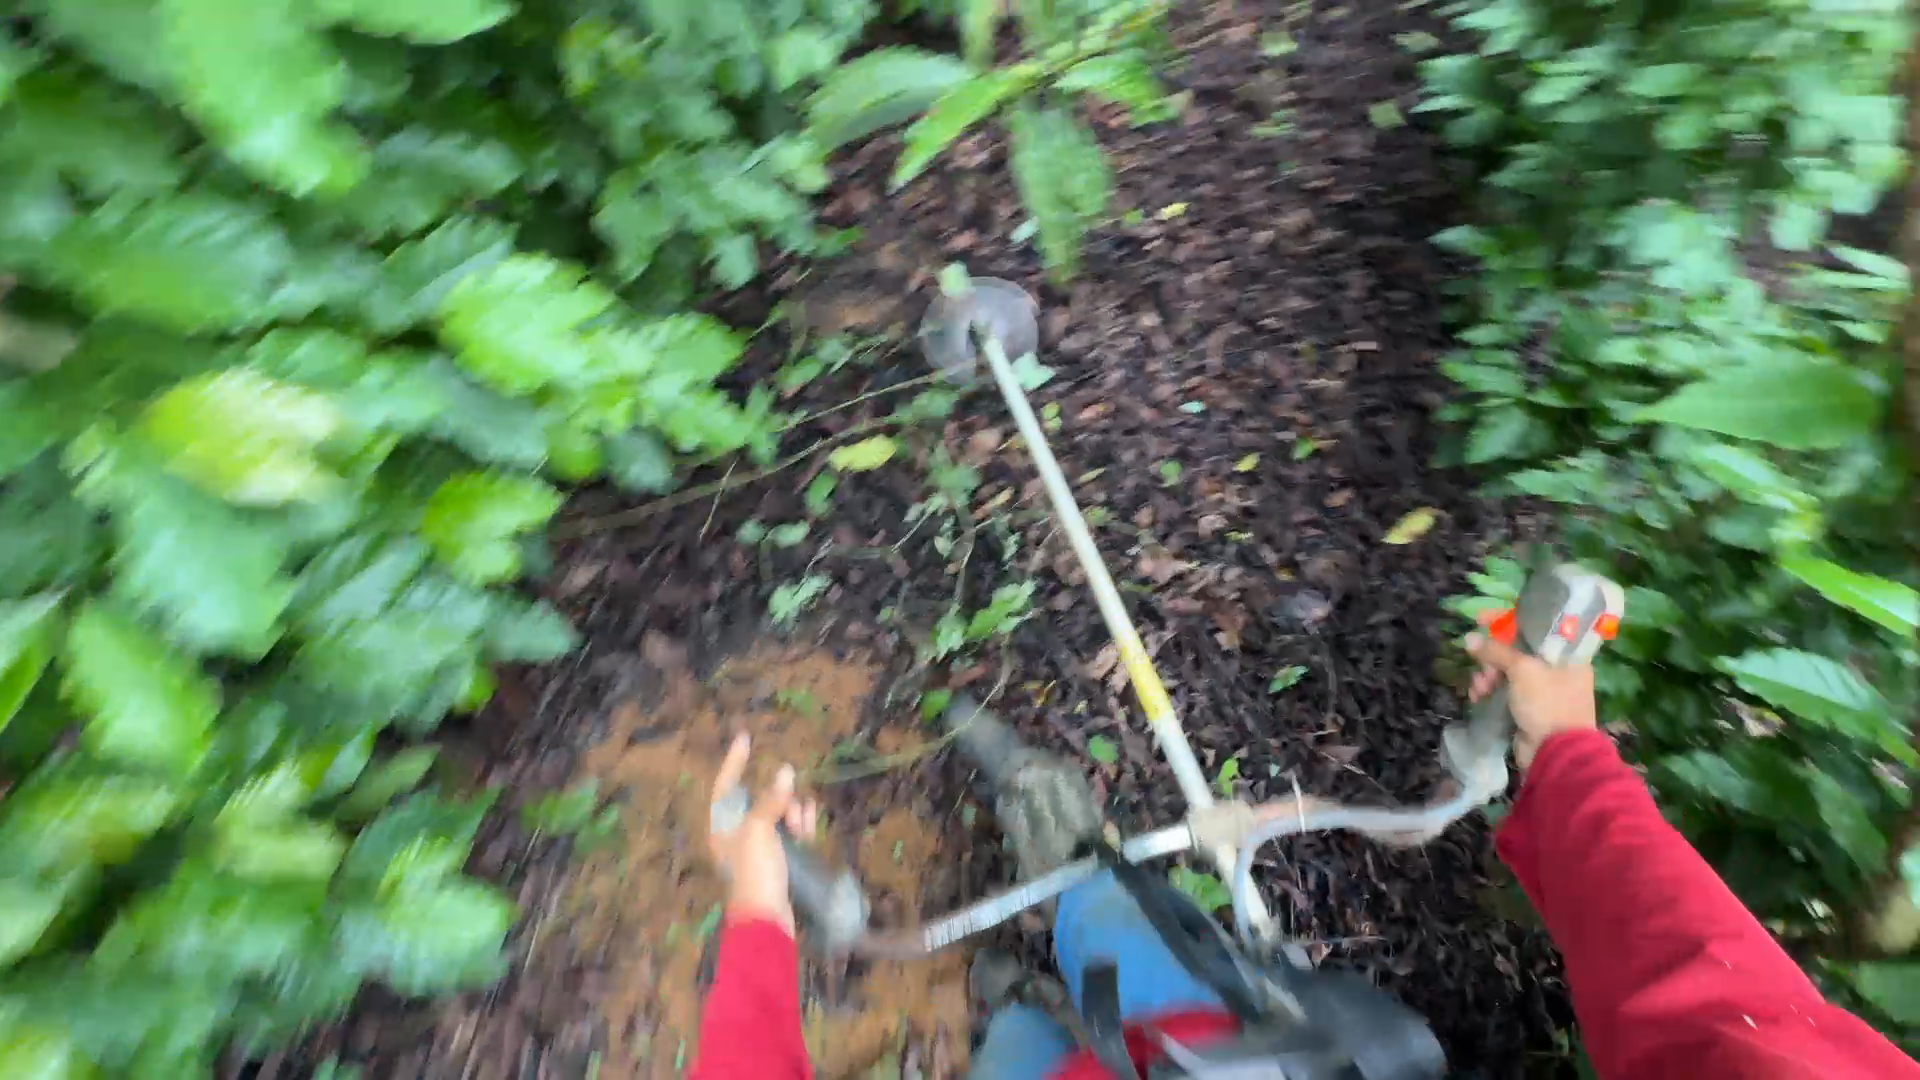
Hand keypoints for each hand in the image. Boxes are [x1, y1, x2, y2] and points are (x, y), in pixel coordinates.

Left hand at [707, 734, 817, 933]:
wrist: (768, 921)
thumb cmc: (754, 873)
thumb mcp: (759, 830)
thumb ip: (771, 800)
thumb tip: (785, 772)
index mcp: (722, 827)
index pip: (725, 786)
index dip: (734, 762)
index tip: (745, 738)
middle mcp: (737, 835)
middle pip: (760, 798)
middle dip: (780, 798)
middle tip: (791, 809)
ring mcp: (758, 848)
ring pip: (779, 813)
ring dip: (794, 812)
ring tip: (802, 825)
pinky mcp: (778, 860)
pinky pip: (790, 830)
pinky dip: (800, 826)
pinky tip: (809, 830)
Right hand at [1468, 633, 1598, 769]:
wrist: (1556, 752)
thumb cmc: (1548, 704)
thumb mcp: (1522, 670)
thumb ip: (1495, 651)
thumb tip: (1469, 638)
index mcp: (1567, 656)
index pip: (1535, 627)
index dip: (1507, 620)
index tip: (1480, 619)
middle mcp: (1556, 670)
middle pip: (1514, 650)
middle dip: (1491, 657)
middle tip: (1481, 665)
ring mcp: (1541, 690)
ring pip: (1504, 671)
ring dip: (1486, 675)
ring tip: (1480, 688)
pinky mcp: (1527, 707)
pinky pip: (1502, 689)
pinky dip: (1488, 690)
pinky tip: (1478, 697)